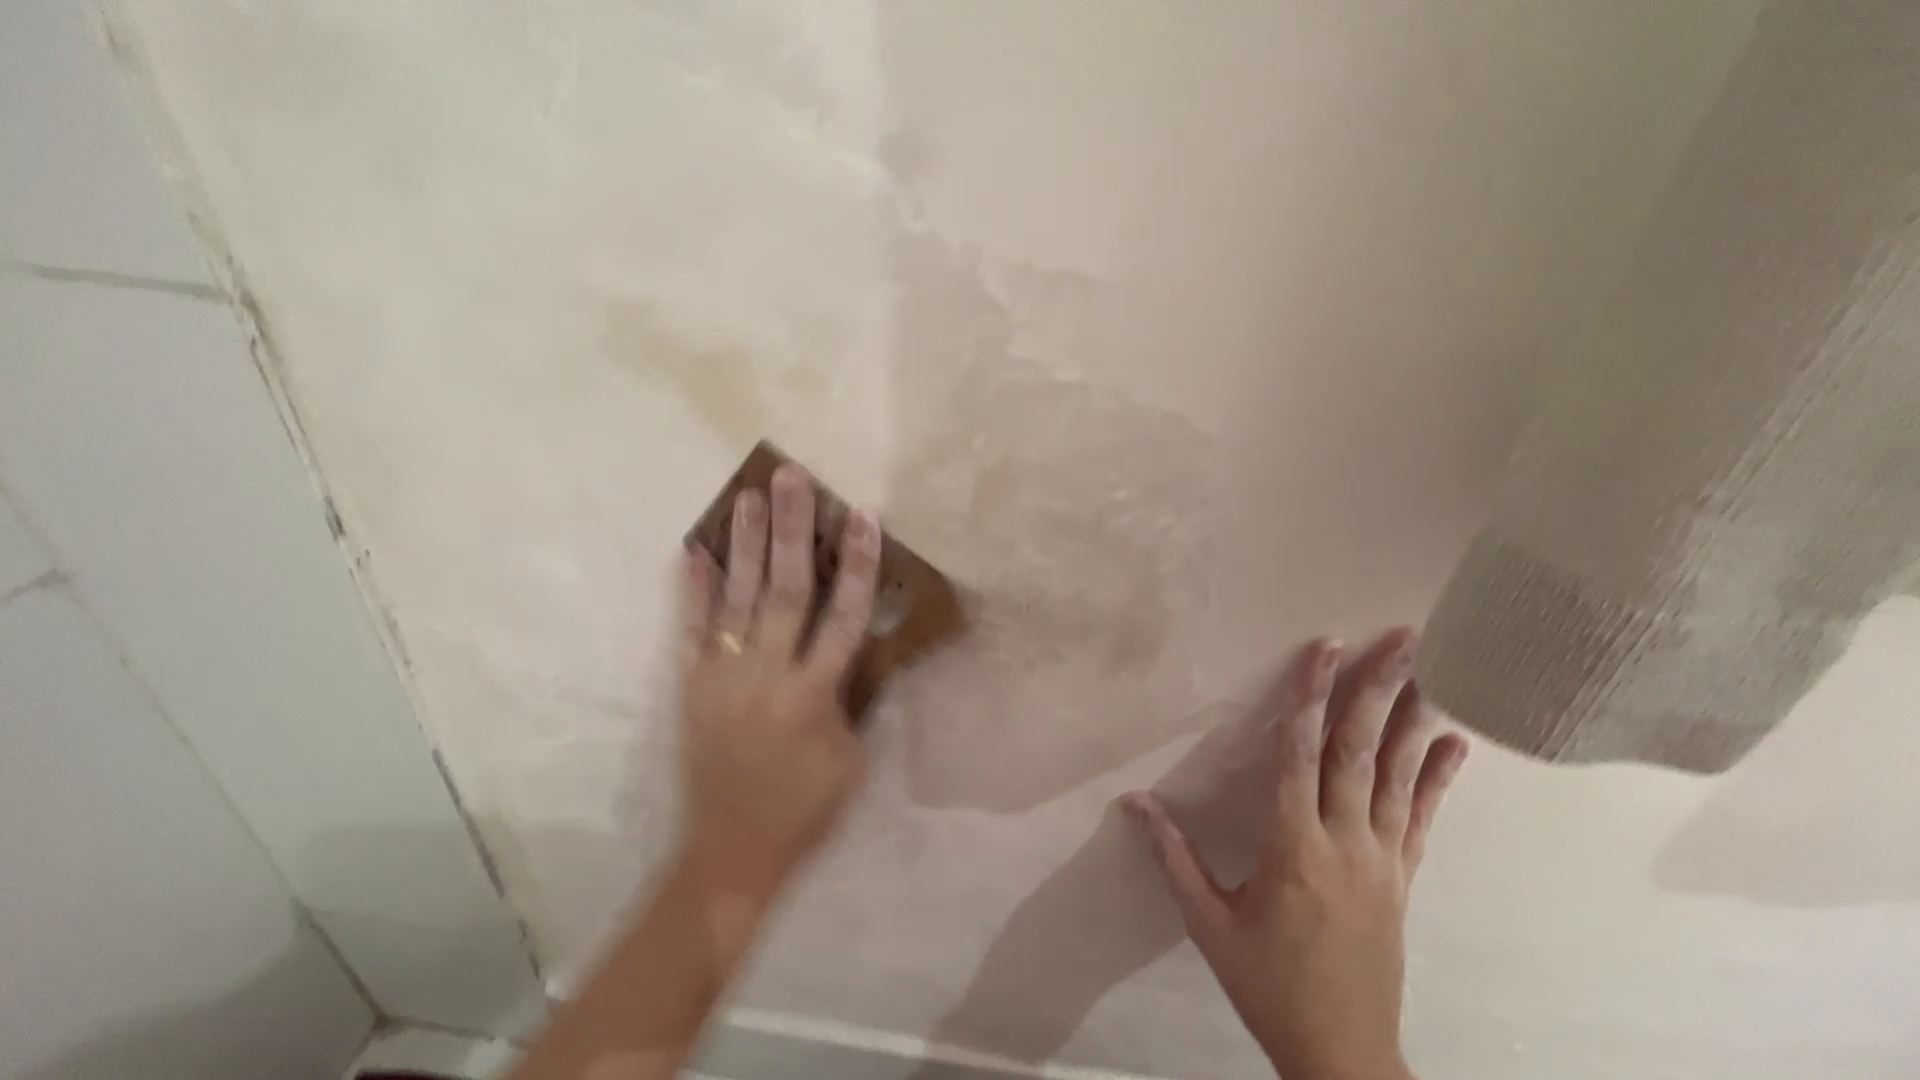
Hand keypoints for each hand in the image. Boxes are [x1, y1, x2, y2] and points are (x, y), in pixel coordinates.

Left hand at [678, 463, 880, 901]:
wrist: (731, 852)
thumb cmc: (805, 810)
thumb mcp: (850, 760)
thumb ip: (850, 697)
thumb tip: (851, 646)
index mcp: (814, 696)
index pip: (843, 618)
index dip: (857, 565)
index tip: (862, 516)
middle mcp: (768, 676)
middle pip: (786, 591)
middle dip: (792, 530)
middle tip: (793, 477)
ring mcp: (723, 677)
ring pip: (738, 599)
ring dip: (746, 543)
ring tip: (750, 493)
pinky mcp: (692, 685)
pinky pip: (692, 630)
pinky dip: (694, 589)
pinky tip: (695, 549)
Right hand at [1121, 629, 1468, 1079]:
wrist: (1344, 1052)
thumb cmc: (1268, 985)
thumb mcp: (1209, 923)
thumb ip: (1174, 857)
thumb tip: (1134, 803)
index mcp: (1292, 848)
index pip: (1299, 756)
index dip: (1308, 698)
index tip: (1323, 650)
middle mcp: (1345, 843)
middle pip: (1360, 752)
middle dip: (1377, 688)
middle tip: (1400, 636)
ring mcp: (1383, 859)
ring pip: (1399, 775)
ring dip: (1413, 717)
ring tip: (1433, 667)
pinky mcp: (1403, 877)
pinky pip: (1423, 817)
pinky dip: (1438, 776)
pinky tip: (1454, 741)